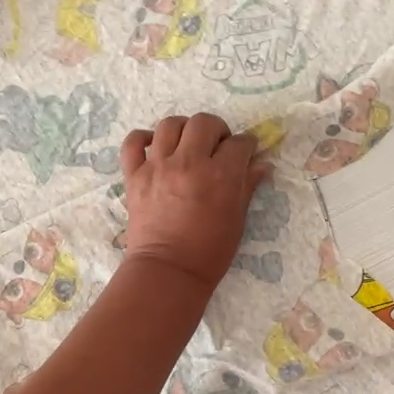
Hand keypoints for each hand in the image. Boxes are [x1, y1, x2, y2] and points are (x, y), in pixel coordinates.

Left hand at [120, 114, 267, 290]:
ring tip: (187, 145)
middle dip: (217, 130)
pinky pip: (132, 143)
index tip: (244, 154)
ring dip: (183, 129)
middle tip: (216, 147)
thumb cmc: (209, 251)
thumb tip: (261, 165)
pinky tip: (153, 147)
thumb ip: (247, 186)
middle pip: (204, 122)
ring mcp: (157, 167)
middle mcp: (188, 163)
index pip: (239, 143)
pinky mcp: (134, 176)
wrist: (168, 271)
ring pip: (169, 124)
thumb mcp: (237, 219)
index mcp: (220, 175)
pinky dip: (141, 139)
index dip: (245, 146)